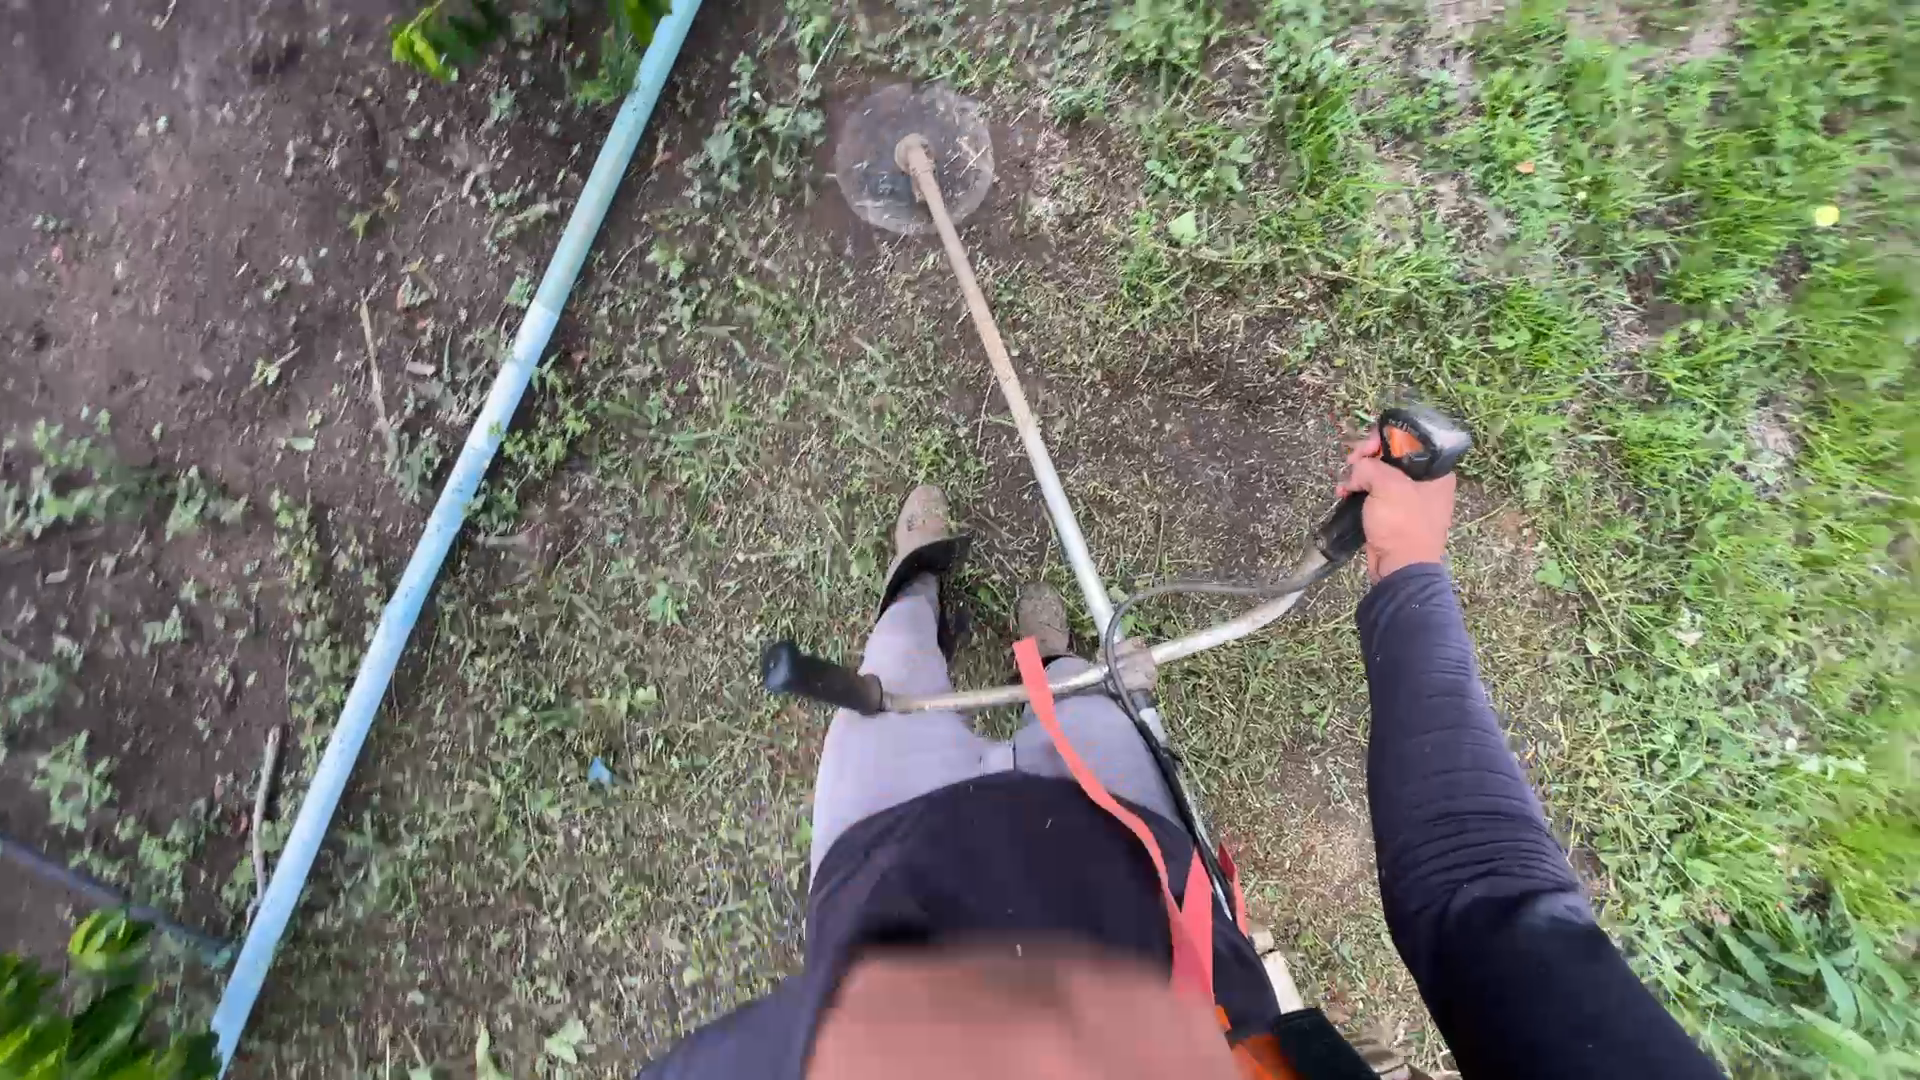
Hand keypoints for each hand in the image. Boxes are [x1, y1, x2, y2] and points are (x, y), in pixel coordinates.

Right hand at [1337, 430, 1455, 582]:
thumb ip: (1370, 467)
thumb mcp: (1388, 486)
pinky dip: (1356, 490)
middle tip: (1350, 465)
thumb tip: (1356, 471)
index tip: (1365, 449)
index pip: (1409, 439)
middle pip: (1390, 455)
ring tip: (1343, 486)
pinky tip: (1343, 494)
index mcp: (1435, 471)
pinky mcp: (1390, 512)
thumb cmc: (1402, 525)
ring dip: (1356, 475)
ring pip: (1377, 473)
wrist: (1401, 568)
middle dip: (1365, 458)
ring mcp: (1406, 497)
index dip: (1383, 439)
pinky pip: (1372, 492)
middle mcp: (1423, 481)